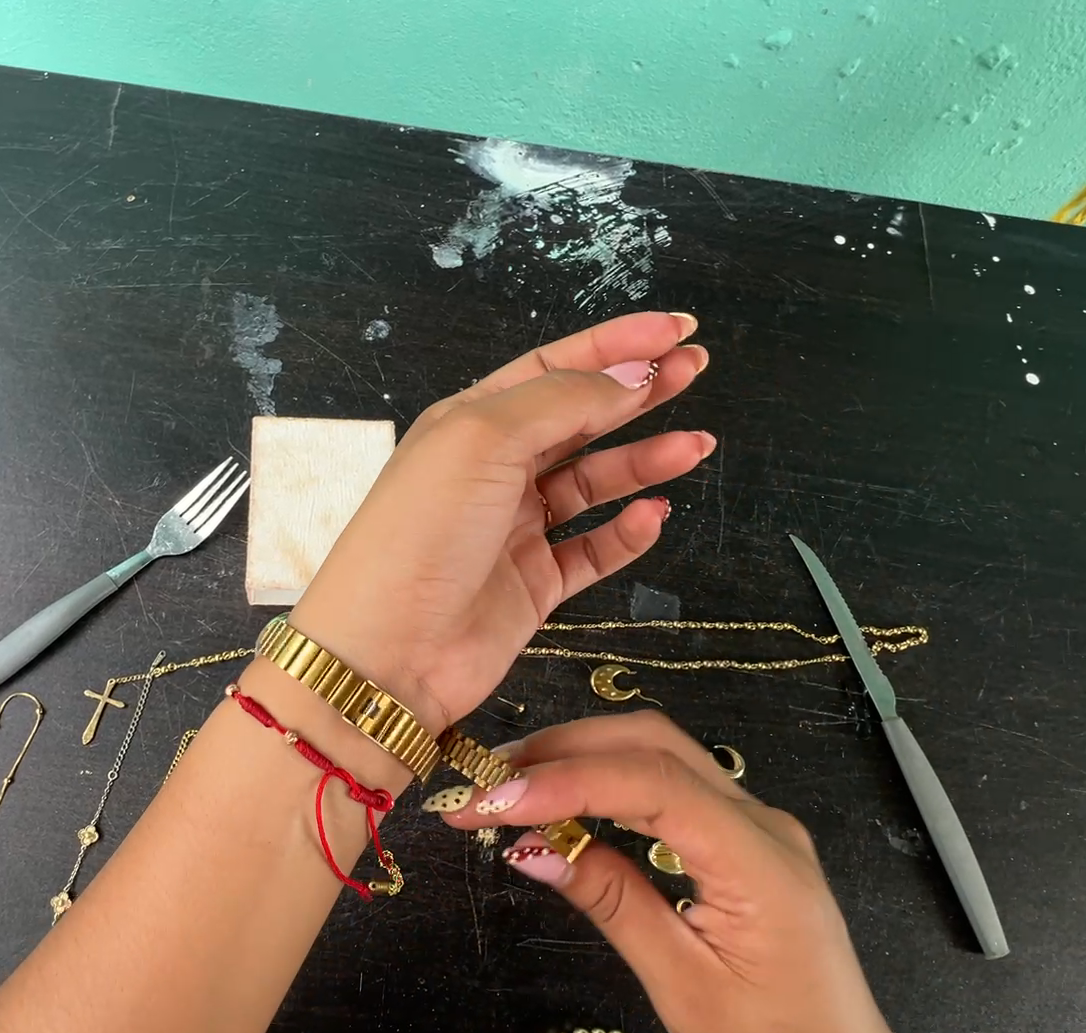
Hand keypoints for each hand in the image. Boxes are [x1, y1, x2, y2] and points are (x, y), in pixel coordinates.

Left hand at [291, 312, 713, 729]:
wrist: (388, 650)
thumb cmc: (424, 530)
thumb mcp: (483, 440)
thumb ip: (559, 401)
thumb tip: (629, 375)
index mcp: (469, 424)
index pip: (550, 368)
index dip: (613, 345)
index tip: (677, 329)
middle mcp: (492, 471)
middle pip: (577, 420)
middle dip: (637, 392)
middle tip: (696, 367)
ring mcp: (513, 530)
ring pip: (591, 485)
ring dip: (643, 462)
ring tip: (697, 444)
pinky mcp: (532, 584)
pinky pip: (592, 551)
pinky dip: (625, 534)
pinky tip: (654, 515)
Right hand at [434, 712, 922, 1032]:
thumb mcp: (683, 988)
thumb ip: (610, 902)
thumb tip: (528, 846)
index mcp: (759, 859)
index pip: (651, 782)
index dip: (566, 780)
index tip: (493, 799)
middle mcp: (759, 818)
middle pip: (650, 742)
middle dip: (562, 748)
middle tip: (490, 778)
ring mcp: (751, 818)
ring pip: (654, 749)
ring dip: (577, 754)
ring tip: (511, 782)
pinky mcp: (735, 830)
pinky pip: (662, 778)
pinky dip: (602, 777)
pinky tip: (563, 798)